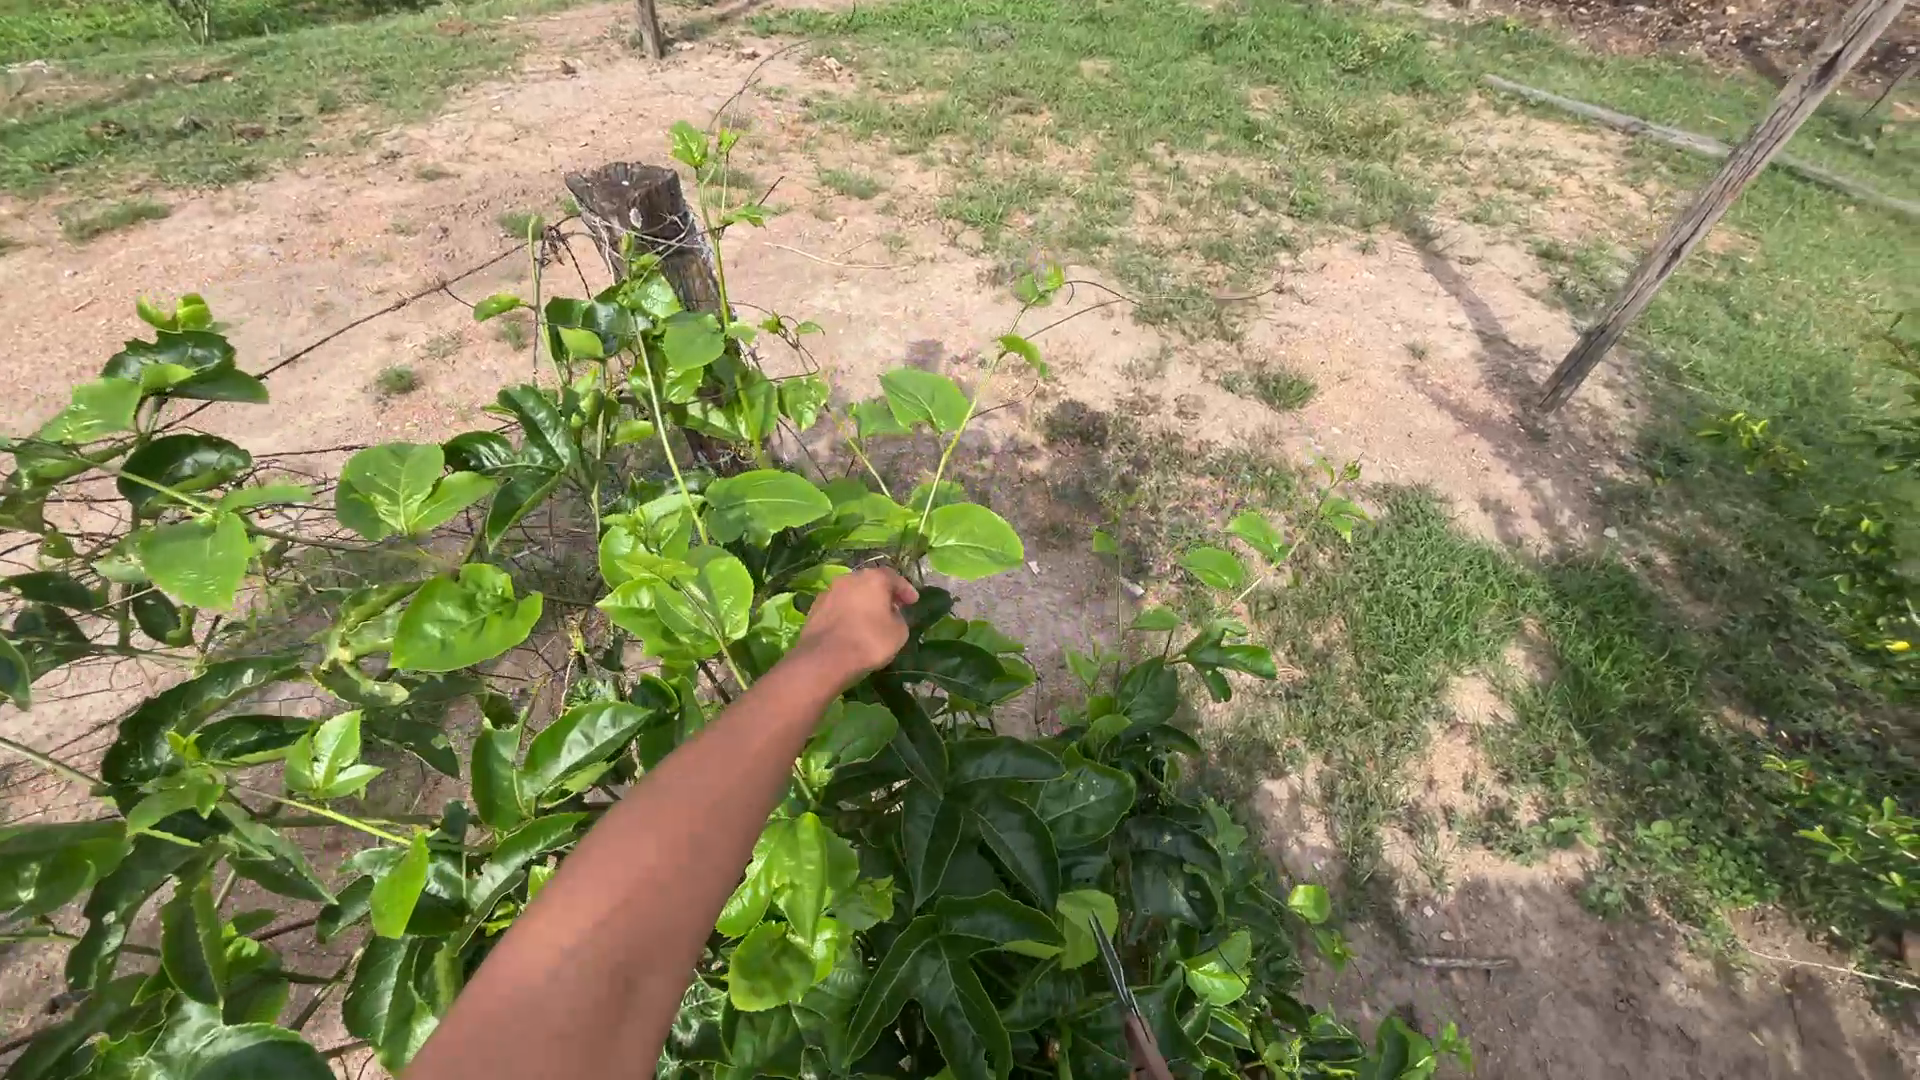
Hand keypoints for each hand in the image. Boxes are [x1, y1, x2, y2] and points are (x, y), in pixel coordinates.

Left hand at [792, 567, 917, 688]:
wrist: (825, 659)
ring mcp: (829, 592)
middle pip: (870, 582)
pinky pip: (838, 606)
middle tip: (892, 607)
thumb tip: (890, 615)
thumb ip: (898, 618)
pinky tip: (850, 627)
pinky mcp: (814, 608)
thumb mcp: (899, 633)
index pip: (894, 578)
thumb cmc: (869, 641)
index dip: (905, 590)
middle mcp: (850, 578)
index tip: (913, 601)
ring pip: (851, 593)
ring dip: (862, 602)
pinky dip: (846, 613)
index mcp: (873, 579)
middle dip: (882, 594)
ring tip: (870, 618)